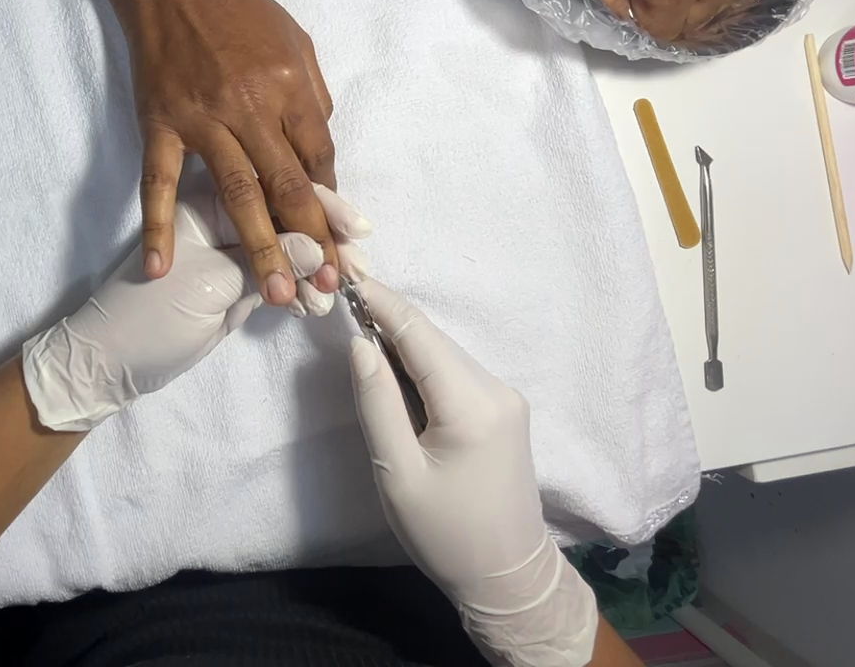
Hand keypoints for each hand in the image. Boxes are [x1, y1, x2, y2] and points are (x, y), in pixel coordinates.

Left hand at [22, 191, 325, 430]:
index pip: (270, 192)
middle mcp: (220, 218)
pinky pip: (275, 275)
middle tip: (360, 262)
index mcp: (204, 203)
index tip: (354, 229)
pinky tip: (318, 298)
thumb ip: (264, 261)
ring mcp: (228, 249)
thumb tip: (320, 249)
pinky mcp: (233, 281)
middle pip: (285, 217)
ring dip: (315, 265)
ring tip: (347, 285)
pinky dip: (298, 285)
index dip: (316, 210)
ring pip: (285, 246)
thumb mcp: (209, 285)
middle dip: (325, 239)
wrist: (111, 362)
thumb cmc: (149, 315)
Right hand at [113, 0, 339, 306]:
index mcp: (291, 87)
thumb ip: (312, 97)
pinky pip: (160, 183)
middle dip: (311, 243)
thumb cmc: (240, 9)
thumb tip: (320, 156)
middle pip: (287, 186)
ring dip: (260, 248)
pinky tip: (159, 268)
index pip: (320, 159)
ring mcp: (203, 120)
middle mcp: (252, 108)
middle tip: (325, 291)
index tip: (341, 245)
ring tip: (278, 296)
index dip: (332, 206)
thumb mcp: (296, 40)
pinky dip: (158, 226)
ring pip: (237, 194)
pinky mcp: (161, 125)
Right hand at [349, 279, 599, 666]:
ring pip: (442, 351)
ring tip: (361, 330)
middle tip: (344, 300)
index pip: (419, 334)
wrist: (510, 579)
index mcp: (471, 405)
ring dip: (402, 339)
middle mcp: (495, 389)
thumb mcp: (397, 473)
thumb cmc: (446, 532)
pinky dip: (420, 360)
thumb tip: (360, 343)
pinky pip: (453, 369)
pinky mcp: (503, 407)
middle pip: (432, 339)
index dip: (382, 302)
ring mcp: (504, 396)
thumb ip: (377, 402)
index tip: (347, 276)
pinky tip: (395, 367)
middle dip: (388, 317)